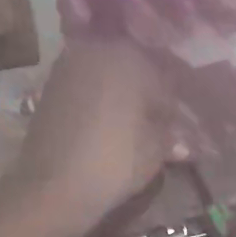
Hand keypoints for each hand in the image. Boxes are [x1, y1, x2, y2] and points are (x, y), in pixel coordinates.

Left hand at [7, 39, 186, 235]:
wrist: (53, 186)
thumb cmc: (115, 162)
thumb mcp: (155, 151)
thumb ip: (171, 137)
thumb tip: (185, 142)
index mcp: (129, 56)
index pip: (164, 78)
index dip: (174, 106)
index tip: (180, 128)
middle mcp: (96, 50)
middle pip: (132, 69)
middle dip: (146, 95)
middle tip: (158, 125)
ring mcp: (68, 66)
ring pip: (106, 77)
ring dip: (121, 97)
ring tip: (132, 128)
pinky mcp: (49, 88)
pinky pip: (86, 88)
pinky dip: (99, 103)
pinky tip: (107, 127)